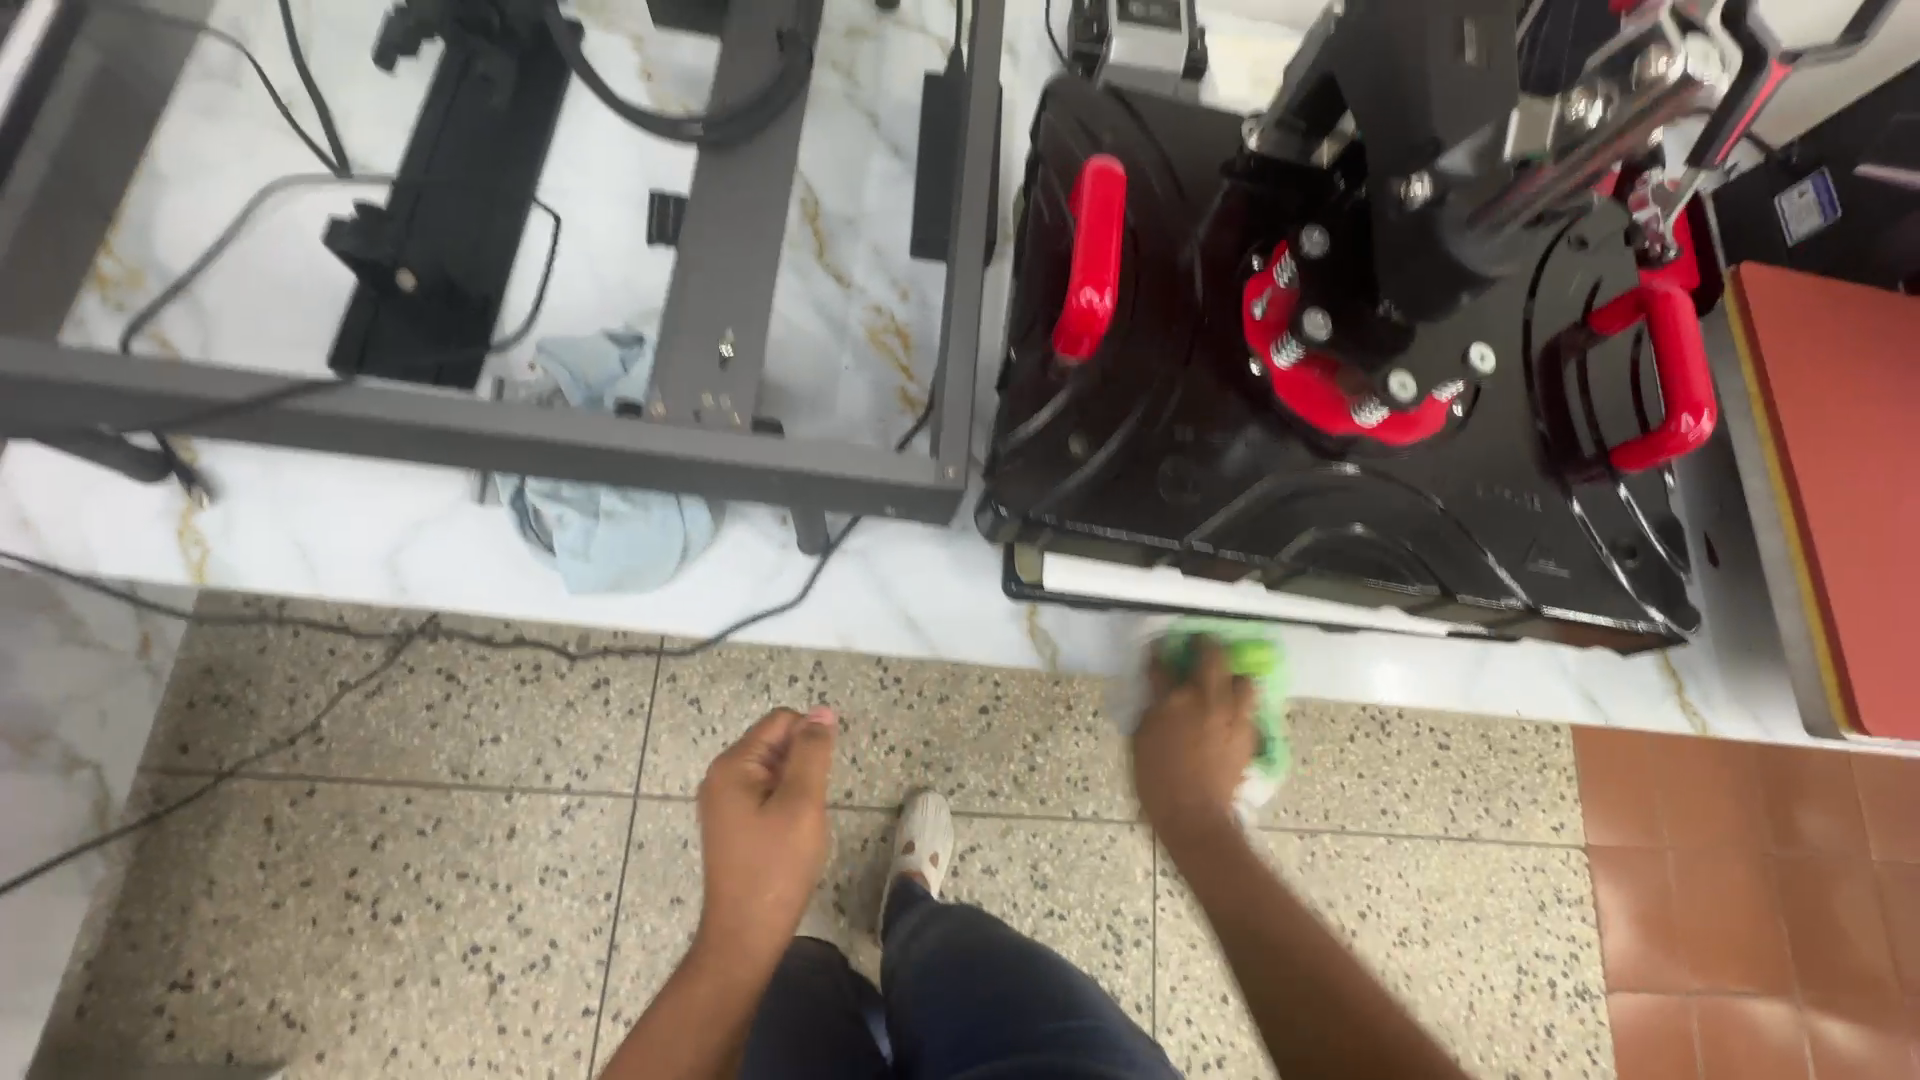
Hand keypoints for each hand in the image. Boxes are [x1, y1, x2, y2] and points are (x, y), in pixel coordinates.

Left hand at [694, 706, 838, 965]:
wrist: (746, 935)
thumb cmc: (776, 866)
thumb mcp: (802, 803)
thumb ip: (813, 752)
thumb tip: (822, 711)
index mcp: (732, 765)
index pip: (782, 722)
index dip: (811, 741)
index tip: (821, 781)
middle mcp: (721, 776)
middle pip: (776, 744)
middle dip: (803, 767)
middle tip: (809, 810)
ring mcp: (723, 802)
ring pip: (775, 771)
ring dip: (797, 789)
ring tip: (800, 825)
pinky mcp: (732, 824)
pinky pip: (766, 795)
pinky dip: (786, 806)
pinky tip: (791, 836)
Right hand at [1130, 635, 1256, 846]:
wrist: (1194, 817)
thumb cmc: (1156, 781)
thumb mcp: (1141, 740)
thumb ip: (1152, 710)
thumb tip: (1159, 695)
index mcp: (1173, 700)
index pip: (1163, 664)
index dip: (1158, 653)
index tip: (1158, 649)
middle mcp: (1207, 700)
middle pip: (1212, 655)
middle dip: (1205, 644)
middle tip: (1199, 644)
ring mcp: (1233, 716)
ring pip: (1244, 679)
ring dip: (1233, 676)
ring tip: (1225, 683)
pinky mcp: (1249, 735)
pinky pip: (1251, 708)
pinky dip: (1242, 705)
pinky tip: (1232, 713)